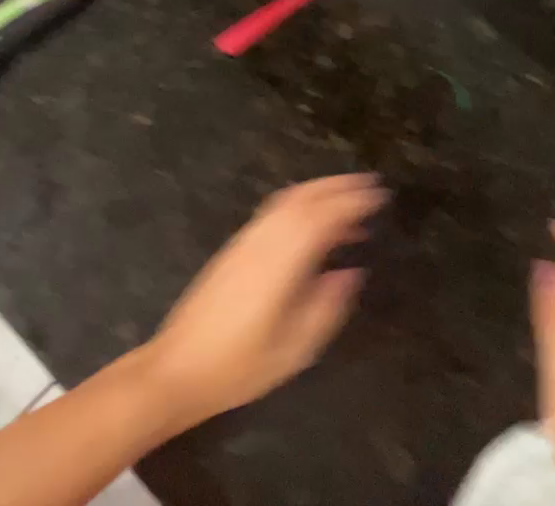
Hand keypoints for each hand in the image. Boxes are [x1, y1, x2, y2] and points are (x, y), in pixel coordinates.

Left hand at [135, 173, 386, 429]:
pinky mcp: (232, 250)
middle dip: (336, 187)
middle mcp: (260, 245)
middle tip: (369, 186)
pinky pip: (270, 213)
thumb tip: (350, 273)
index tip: (376, 196)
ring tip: (347, 200)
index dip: (349, 202)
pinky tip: (310, 221)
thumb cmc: (239, 367)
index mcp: (278, 266)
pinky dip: (297, 205)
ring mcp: (242, 244)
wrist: (177, 368)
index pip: (319, 218)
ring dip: (317, 193)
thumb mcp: (293, 350)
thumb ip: (325, 308)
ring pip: (284, 202)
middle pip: (301, 199)